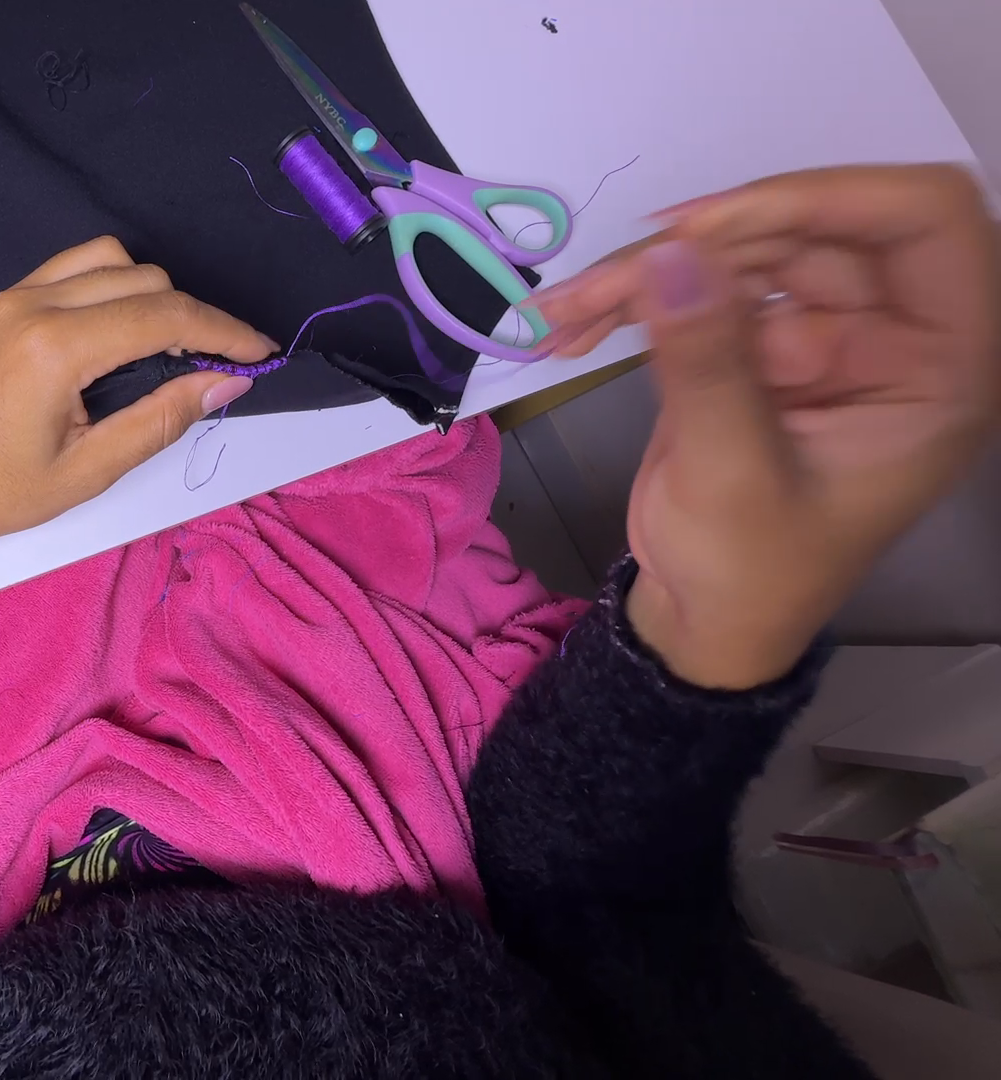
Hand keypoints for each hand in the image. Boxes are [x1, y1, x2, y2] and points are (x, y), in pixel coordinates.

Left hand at [0, 237, 274, 562]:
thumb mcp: (87, 471)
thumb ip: (160, 419)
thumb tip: (225, 381)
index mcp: (53, 348)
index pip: (161, 316)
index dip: (222, 331)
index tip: (259, 352)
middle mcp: (30, 304)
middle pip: (141, 278)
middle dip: (191, 314)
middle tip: (214, 364)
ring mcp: (8, 298)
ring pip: (106, 260)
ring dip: (150, 293)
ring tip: (168, 347)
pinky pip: (68, 272)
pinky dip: (108, 289)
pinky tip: (117, 333)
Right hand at [532, 165, 1000, 687]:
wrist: (700, 615)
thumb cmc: (747, 566)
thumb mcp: (729, 472)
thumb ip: (706, 363)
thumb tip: (668, 257)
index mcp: (934, 357)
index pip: (912, 222)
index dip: (811, 200)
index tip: (691, 228)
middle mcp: (880, 333)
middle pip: (796, 238)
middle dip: (686, 253)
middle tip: (588, 291)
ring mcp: (803, 345)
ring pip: (727, 266)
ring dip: (637, 282)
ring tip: (557, 316)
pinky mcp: (737, 361)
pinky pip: (685, 307)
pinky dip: (624, 312)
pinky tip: (570, 334)